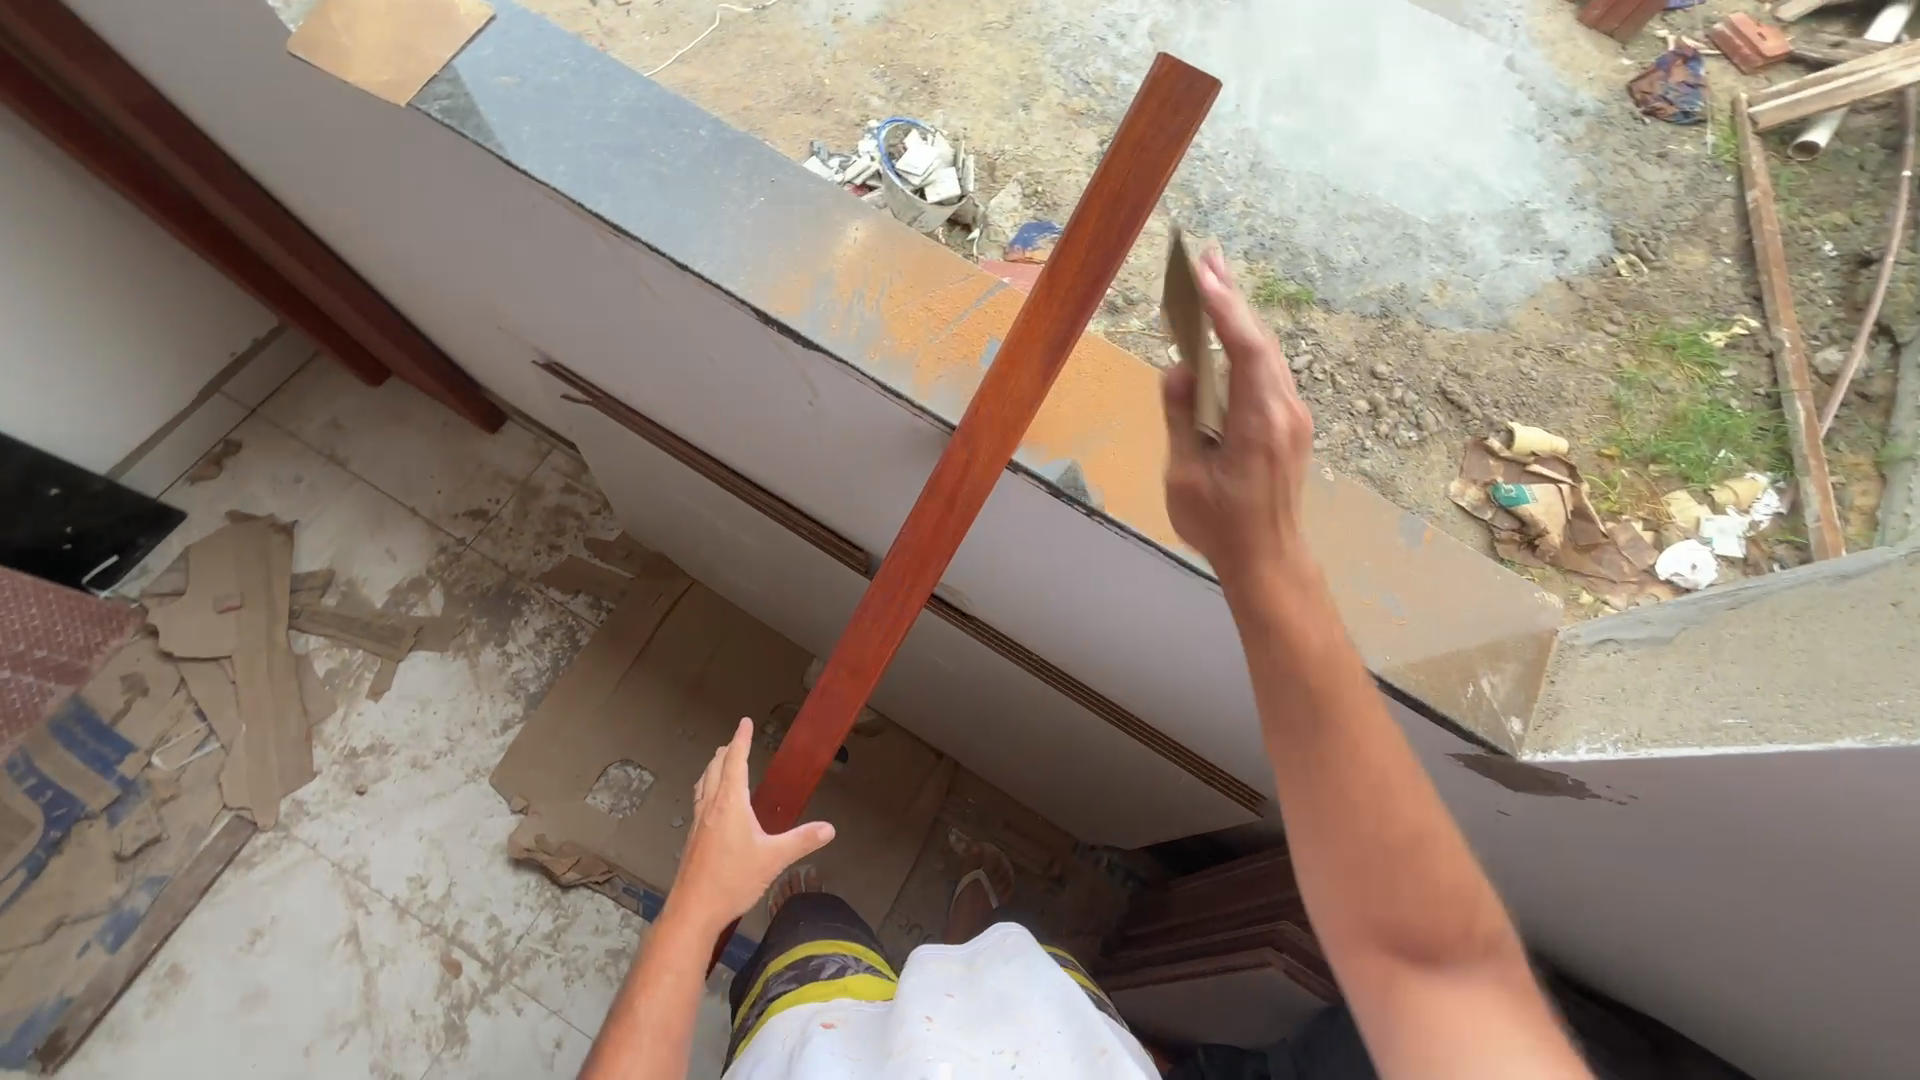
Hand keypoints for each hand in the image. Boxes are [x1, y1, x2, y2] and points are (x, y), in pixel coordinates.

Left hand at [668, 719, 834, 926]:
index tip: (744, 722)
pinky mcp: (693, 839)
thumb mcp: (773, 859)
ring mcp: (699, 823)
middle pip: (715, 769)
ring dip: (712, 768)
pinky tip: (711, 803)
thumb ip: (802, 841)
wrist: (693, 911)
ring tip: (720, 763)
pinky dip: (706, 788)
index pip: (735, 761)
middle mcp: (711, 807)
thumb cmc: (732, 880)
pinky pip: (699, 801)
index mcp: (730, 803)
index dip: (740, 740)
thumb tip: (830, 828)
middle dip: (725, 752)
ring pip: (703, 784)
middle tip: (735, 741)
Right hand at [1162, 248, 1316, 589]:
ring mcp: (1293, 416)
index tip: (1202, 273)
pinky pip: (1269, 372)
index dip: (1224, 307)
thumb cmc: (1220, 524)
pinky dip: (1247, 345)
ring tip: (1215, 282)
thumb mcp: (1186, 474)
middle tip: (1208, 257)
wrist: (1267, 557)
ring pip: (1268, 354)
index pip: (1244, 348)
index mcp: (1259, 421)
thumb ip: (1181, 418)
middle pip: (1261, 340)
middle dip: (1233, 296)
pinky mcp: (1290, 425)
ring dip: (1240, 318)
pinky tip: (1229, 335)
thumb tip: (1180, 370)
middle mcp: (1285, 409)